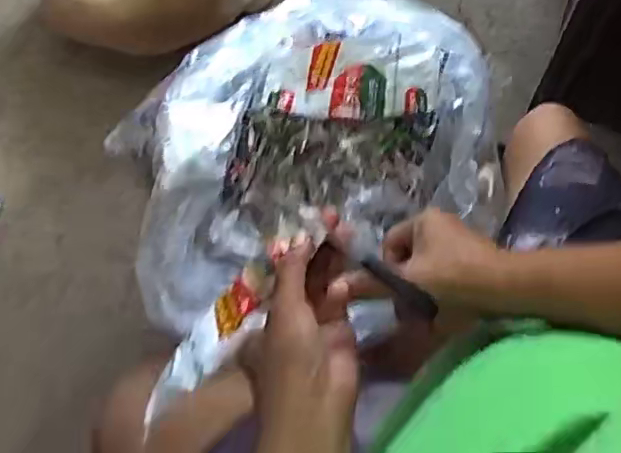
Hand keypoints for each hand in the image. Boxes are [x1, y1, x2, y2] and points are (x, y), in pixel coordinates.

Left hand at [237, 240, 357, 452]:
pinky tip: (350, 262)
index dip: (296, 245)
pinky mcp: (342, 325)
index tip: (309, 219)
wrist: (318, 404)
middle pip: (307, 270)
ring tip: (345, 228)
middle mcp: (293, 312)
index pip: (284, 270)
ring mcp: (318, 319)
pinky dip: (345, 279)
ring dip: (334, 255)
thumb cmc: (291, 358)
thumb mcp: (284, 311)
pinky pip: (343, 294)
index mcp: (271, 310)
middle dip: (318, 244)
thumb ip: (292, 271)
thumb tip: (299, 235)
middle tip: (332, 215)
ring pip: (326, 278)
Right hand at [340, 209, 505, 314]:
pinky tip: (451, 305)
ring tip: (434, 309)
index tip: (398, 293)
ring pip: (424, 267)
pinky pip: (443, 270)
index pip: (388, 244)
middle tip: (415, 307)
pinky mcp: (471, 253)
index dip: (388, 271)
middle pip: (406, 257)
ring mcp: (456, 235)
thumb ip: (373, 283)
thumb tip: (335, 284)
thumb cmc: (453, 279)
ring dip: (423, 289)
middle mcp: (439, 220)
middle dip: (406, 283)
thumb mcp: (410, 283)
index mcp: (422, 218)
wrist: (503, 287)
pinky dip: (441, 288)